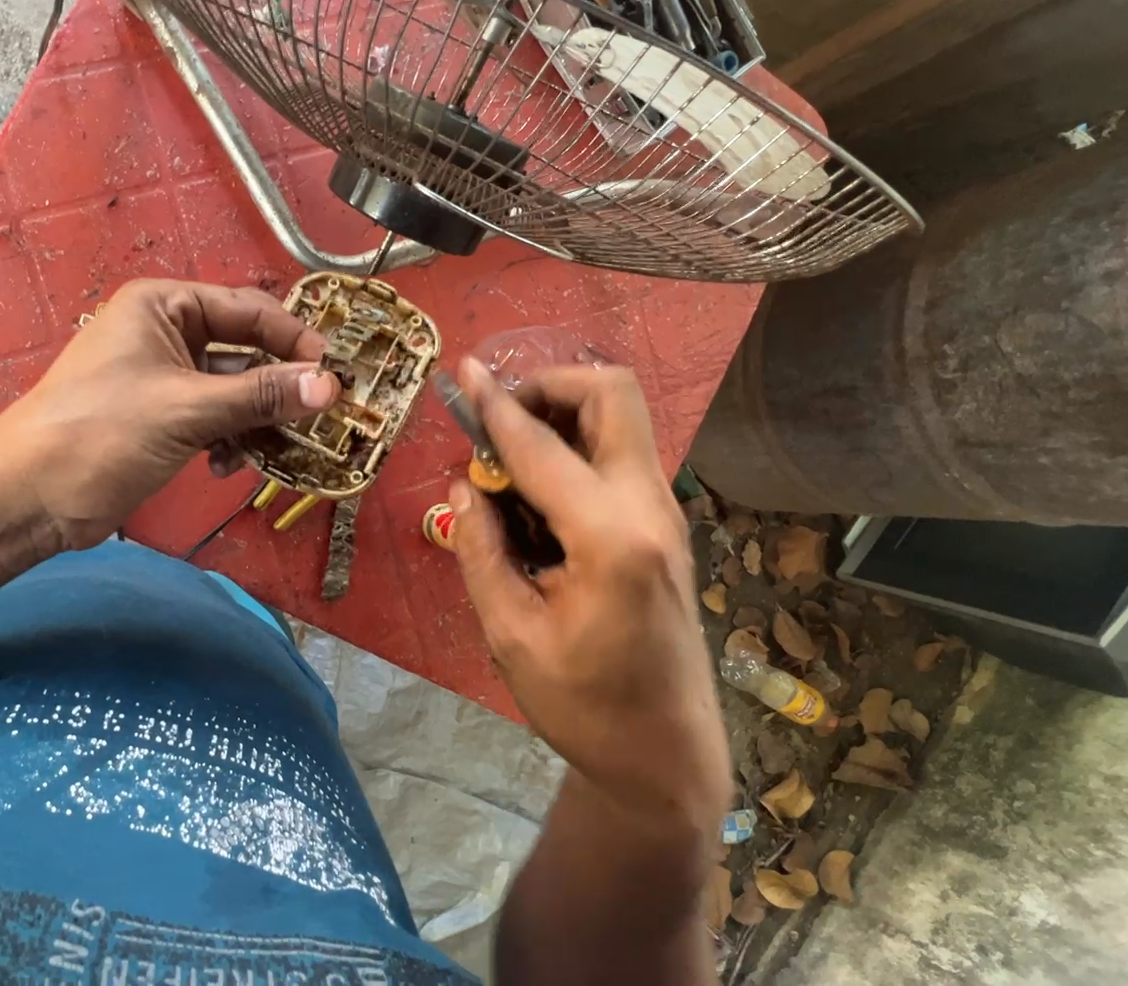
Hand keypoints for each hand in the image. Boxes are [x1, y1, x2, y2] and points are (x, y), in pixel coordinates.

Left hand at [0, 280, 341, 549]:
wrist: (32, 497)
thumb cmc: (103, 432)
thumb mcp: (188, 408)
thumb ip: (261, 396)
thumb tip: (330, 386)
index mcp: (163, 306)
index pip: (246, 309)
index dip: (292, 337)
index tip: (334, 370)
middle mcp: (164, 334)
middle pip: (242, 351)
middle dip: (277, 386)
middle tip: (319, 415)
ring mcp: (162, 380)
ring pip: (231, 391)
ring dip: (254, 420)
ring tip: (276, 448)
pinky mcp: (160, 420)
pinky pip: (213, 420)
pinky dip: (227, 441)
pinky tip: (227, 466)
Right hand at [448, 357, 730, 834]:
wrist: (665, 755)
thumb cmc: (583, 705)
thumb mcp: (510, 633)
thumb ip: (481, 549)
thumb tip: (466, 487)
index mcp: (611, 537)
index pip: (541, 445)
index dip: (495, 405)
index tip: (463, 372)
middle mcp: (649, 507)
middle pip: (611, 394)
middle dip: (548, 386)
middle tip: (496, 419)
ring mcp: (665, 514)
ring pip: (620, 418)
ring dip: (561, 414)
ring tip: (506, 458)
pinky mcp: (663, 526)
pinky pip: (618, 454)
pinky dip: (574, 447)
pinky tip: (535, 495)